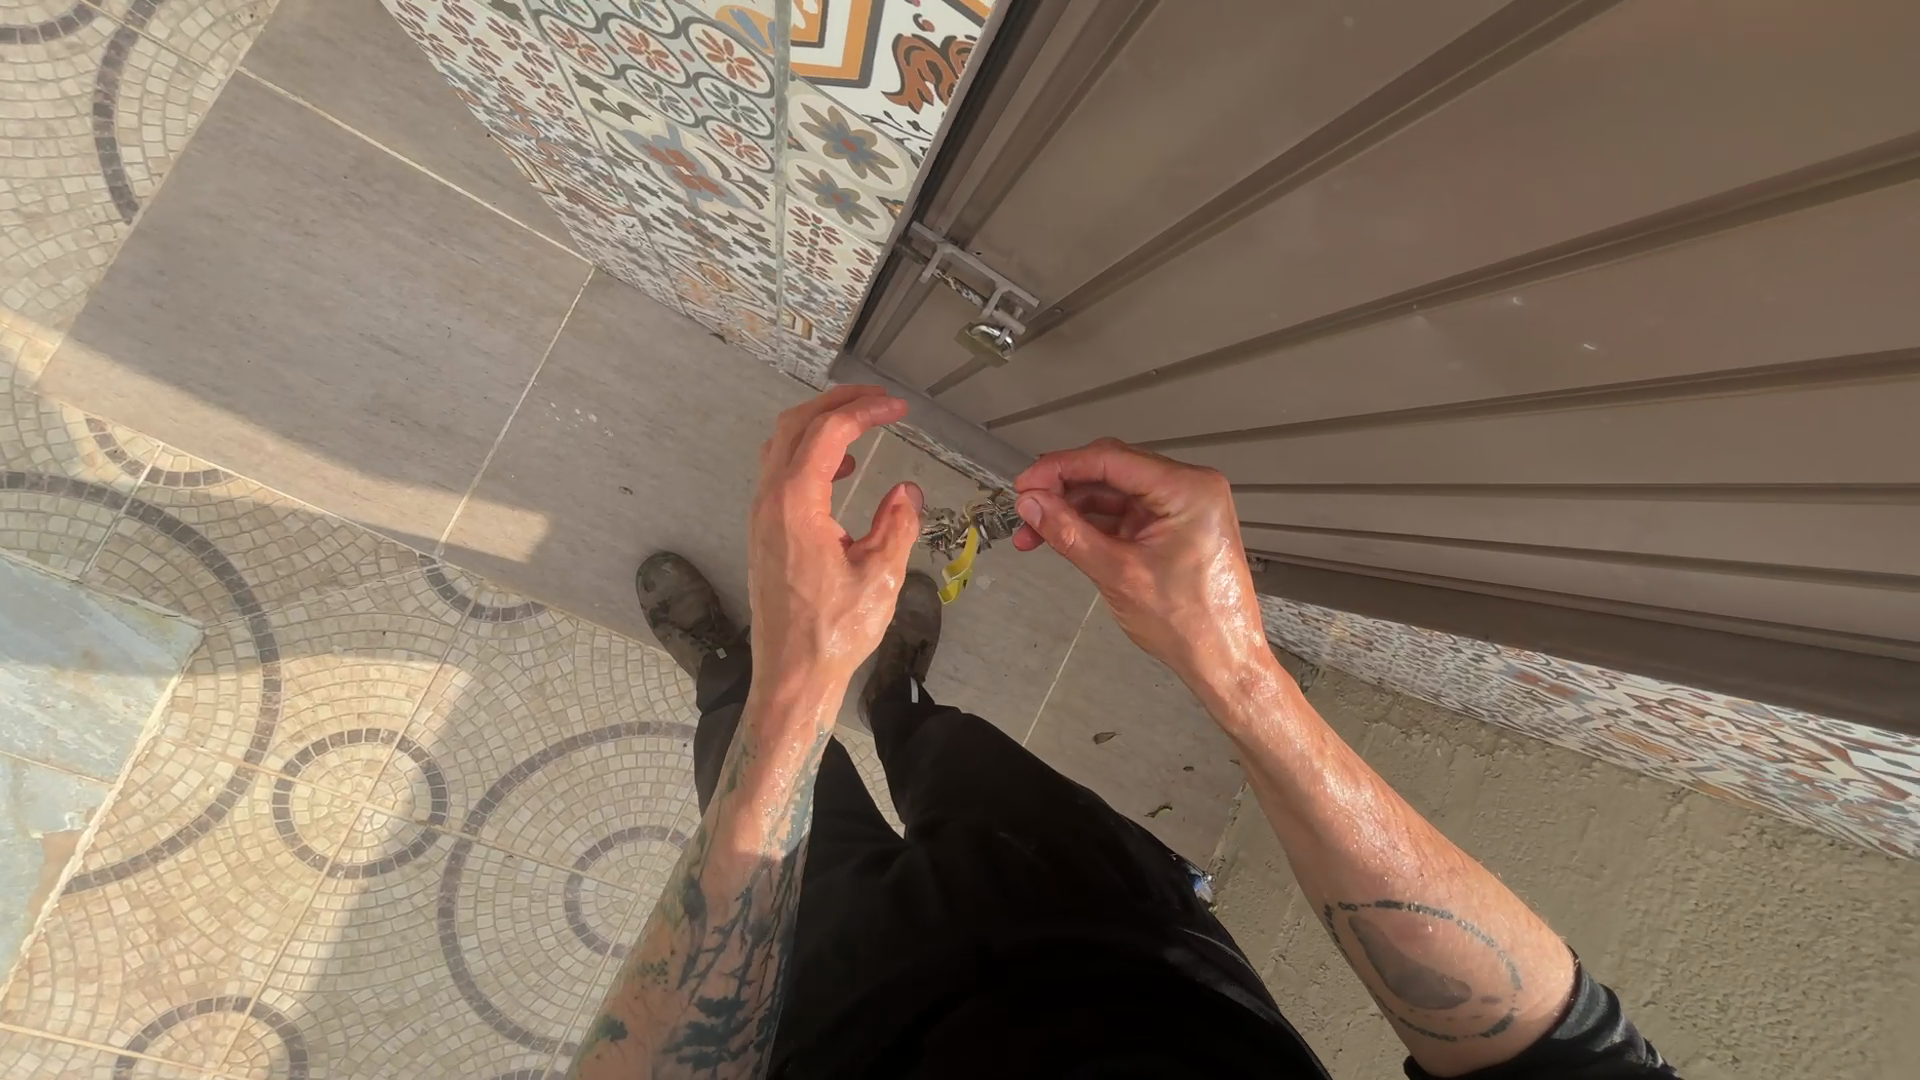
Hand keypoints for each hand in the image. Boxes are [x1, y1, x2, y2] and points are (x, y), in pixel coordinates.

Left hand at [748, 386, 923, 689]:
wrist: (791, 674)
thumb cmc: (834, 632)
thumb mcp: (881, 576)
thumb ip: (896, 524)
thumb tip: (906, 491)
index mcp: (795, 505)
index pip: (829, 433)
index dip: (865, 411)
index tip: (897, 408)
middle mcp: (769, 502)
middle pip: (796, 425)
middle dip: (837, 402)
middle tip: (877, 398)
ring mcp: (761, 516)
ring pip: (782, 445)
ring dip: (819, 425)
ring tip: (861, 424)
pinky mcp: (764, 532)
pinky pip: (780, 472)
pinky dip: (809, 455)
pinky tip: (841, 471)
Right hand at [1012, 438, 1270, 692]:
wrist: (1223, 661)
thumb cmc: (1189, 623)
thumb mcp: (1118, 573)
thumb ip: (1069, 533)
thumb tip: (1030, 505)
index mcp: (1187, 489)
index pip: (1110, 459)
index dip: (1060, 468)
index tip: (1024, 485)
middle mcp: (1188, 488)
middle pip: (1110, 471)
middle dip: (1062, 490)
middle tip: (1025, 509)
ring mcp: (1179, 508)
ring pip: (1111, 493)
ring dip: (1072, 510)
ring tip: (1034, 533)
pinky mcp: (1170, 527)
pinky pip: (1122, 514)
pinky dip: (1091, 524)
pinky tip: (1061, 537)